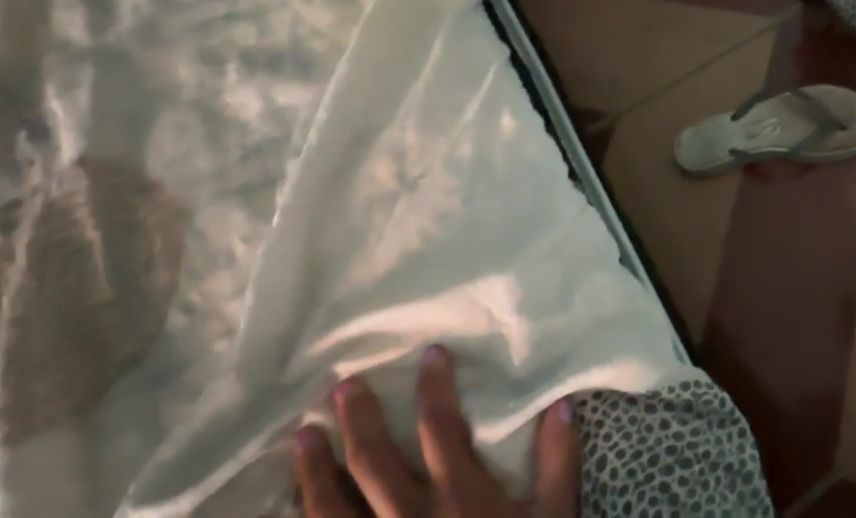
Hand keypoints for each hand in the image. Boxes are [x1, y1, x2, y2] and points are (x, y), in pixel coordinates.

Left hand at [293, 346, 580, 516]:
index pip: (440, 427)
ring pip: (331, 506)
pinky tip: (293, 507)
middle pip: (374, 459)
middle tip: (341, 386)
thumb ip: (559, 458)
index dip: (434, 387)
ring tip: (300, 439)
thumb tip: (561, 401)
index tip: (429, 353)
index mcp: (459, 494)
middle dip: (357, 419)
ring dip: (314, 470)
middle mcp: (409, 517)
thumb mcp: (555, 514)